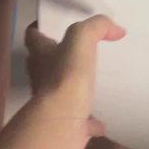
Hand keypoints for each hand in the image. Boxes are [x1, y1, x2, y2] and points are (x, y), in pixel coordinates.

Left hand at [25, 16, 124, 135]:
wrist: (62, 120)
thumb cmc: (66, 75)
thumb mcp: (81, 38)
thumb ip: (97, 27)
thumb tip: (116, 29)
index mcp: (40, 54)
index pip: (32, 36)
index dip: (40, 29)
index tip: (53, 25)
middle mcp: (40, 76)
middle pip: (44, 62)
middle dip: (57, 57)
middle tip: (78, 52)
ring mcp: (50, 102)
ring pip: (59, 91)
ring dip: (72, 88)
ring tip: (91, 83)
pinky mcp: (63, 123)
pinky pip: (77, 121)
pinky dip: (88, 120)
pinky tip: (101, 120)